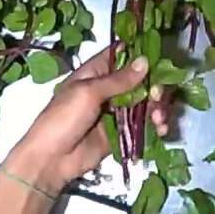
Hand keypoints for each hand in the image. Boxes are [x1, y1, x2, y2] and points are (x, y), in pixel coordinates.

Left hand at [3, 52, 164, 194]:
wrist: (52, 160)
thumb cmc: (63, 119)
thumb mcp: (88, 93)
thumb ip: (118, 80)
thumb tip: (145, 61)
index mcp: (97, 71)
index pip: (124, 54)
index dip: (142, 54)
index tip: (162, 58)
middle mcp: (111, 87)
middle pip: (142, 78)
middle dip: (156, 85)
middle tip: (157, 97)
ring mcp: (119, 110)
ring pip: (148, 100)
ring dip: (159, 107)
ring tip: (159, 120)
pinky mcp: (124, 131)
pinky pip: (146, 122)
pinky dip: (157, 124)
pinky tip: (161, 130)